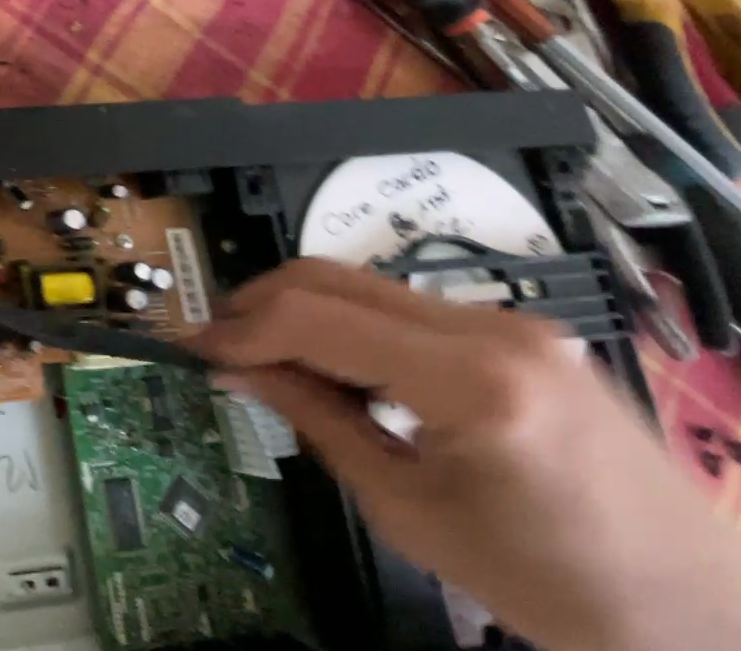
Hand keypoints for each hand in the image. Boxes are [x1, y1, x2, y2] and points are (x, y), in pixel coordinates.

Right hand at [192, 258, 740, 650]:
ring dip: (294, 310)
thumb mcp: (405, 509)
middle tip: (214, 346)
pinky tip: (328, 366)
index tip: (193, 349)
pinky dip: (341, 323)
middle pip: (329, 277)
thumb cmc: (549, 581)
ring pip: (357, 282)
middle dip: (255, 304)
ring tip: (263, 360)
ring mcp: (508, 321)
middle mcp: (490, 330)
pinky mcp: (514, 329)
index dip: (239, 329)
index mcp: (470, 385)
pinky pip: (397, 305)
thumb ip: (315, 421)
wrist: (701, 605)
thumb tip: (235, 371)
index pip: (313, 318)